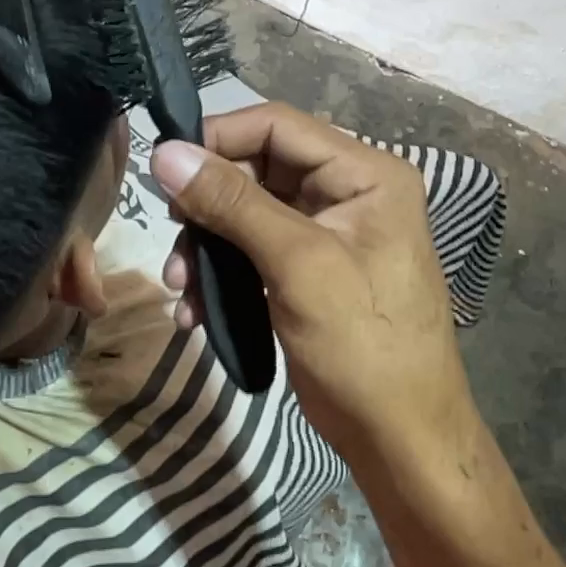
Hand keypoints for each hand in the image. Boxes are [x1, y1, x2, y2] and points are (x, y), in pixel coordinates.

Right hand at [154, 103, 475, 458]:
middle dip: (206, 204)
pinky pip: (248, 248)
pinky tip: (194, 308)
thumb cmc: (363, 346)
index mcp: (364, 173)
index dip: (217, 138)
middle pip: (254, 167)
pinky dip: (218, 271)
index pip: (276, 125)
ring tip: (178, 284)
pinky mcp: (303, 268)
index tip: (164, 168)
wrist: (401, 441)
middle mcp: (346, 191)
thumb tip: (165, 153)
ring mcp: (324, 231)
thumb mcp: (296, 265)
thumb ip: (231, 203)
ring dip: (204, 244)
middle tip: (172, 235)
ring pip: (243, 210)